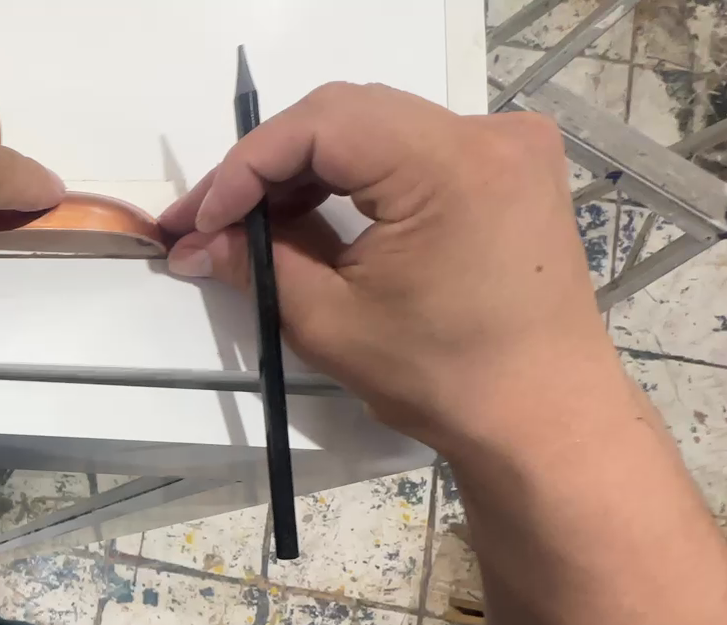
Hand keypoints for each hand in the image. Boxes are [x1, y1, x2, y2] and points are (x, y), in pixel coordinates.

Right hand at [158, 83, 621, 456]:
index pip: (322, 125)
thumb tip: (193, 244)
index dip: (244, 166)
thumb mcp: (324, 319)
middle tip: (200, 220)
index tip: (197, 222)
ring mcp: (496, 147)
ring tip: (237, 226)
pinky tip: (296, 220)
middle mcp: (484, 134)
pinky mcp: (494, 169)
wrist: (533, 406)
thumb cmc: (433, 372)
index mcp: (449, 166)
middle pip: (341, 116)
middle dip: (258, 166)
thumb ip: (256, 264)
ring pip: (364, 130)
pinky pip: (395, 152)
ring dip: (291, 174)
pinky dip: (335, 182)